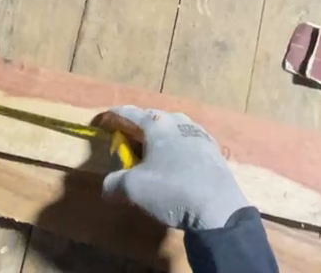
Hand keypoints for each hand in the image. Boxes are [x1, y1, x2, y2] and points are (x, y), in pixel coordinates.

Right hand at [97, 105, 249, 230]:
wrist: (217, 206)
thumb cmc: (171, 189)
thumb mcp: (134, 189)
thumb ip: (114, 183)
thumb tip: (107, 186)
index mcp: (157, 123)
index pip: (130, 113)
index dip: (114, 115)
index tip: (103, 118)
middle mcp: (177, 120)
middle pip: (152, 118)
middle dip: (138, 127)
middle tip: (127, 140)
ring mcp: (198, 133)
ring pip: (172, 129)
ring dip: (159, 138)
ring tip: (152, 154)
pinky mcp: (212, 149)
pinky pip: (187, 142)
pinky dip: (176, 149)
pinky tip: (176, 164)